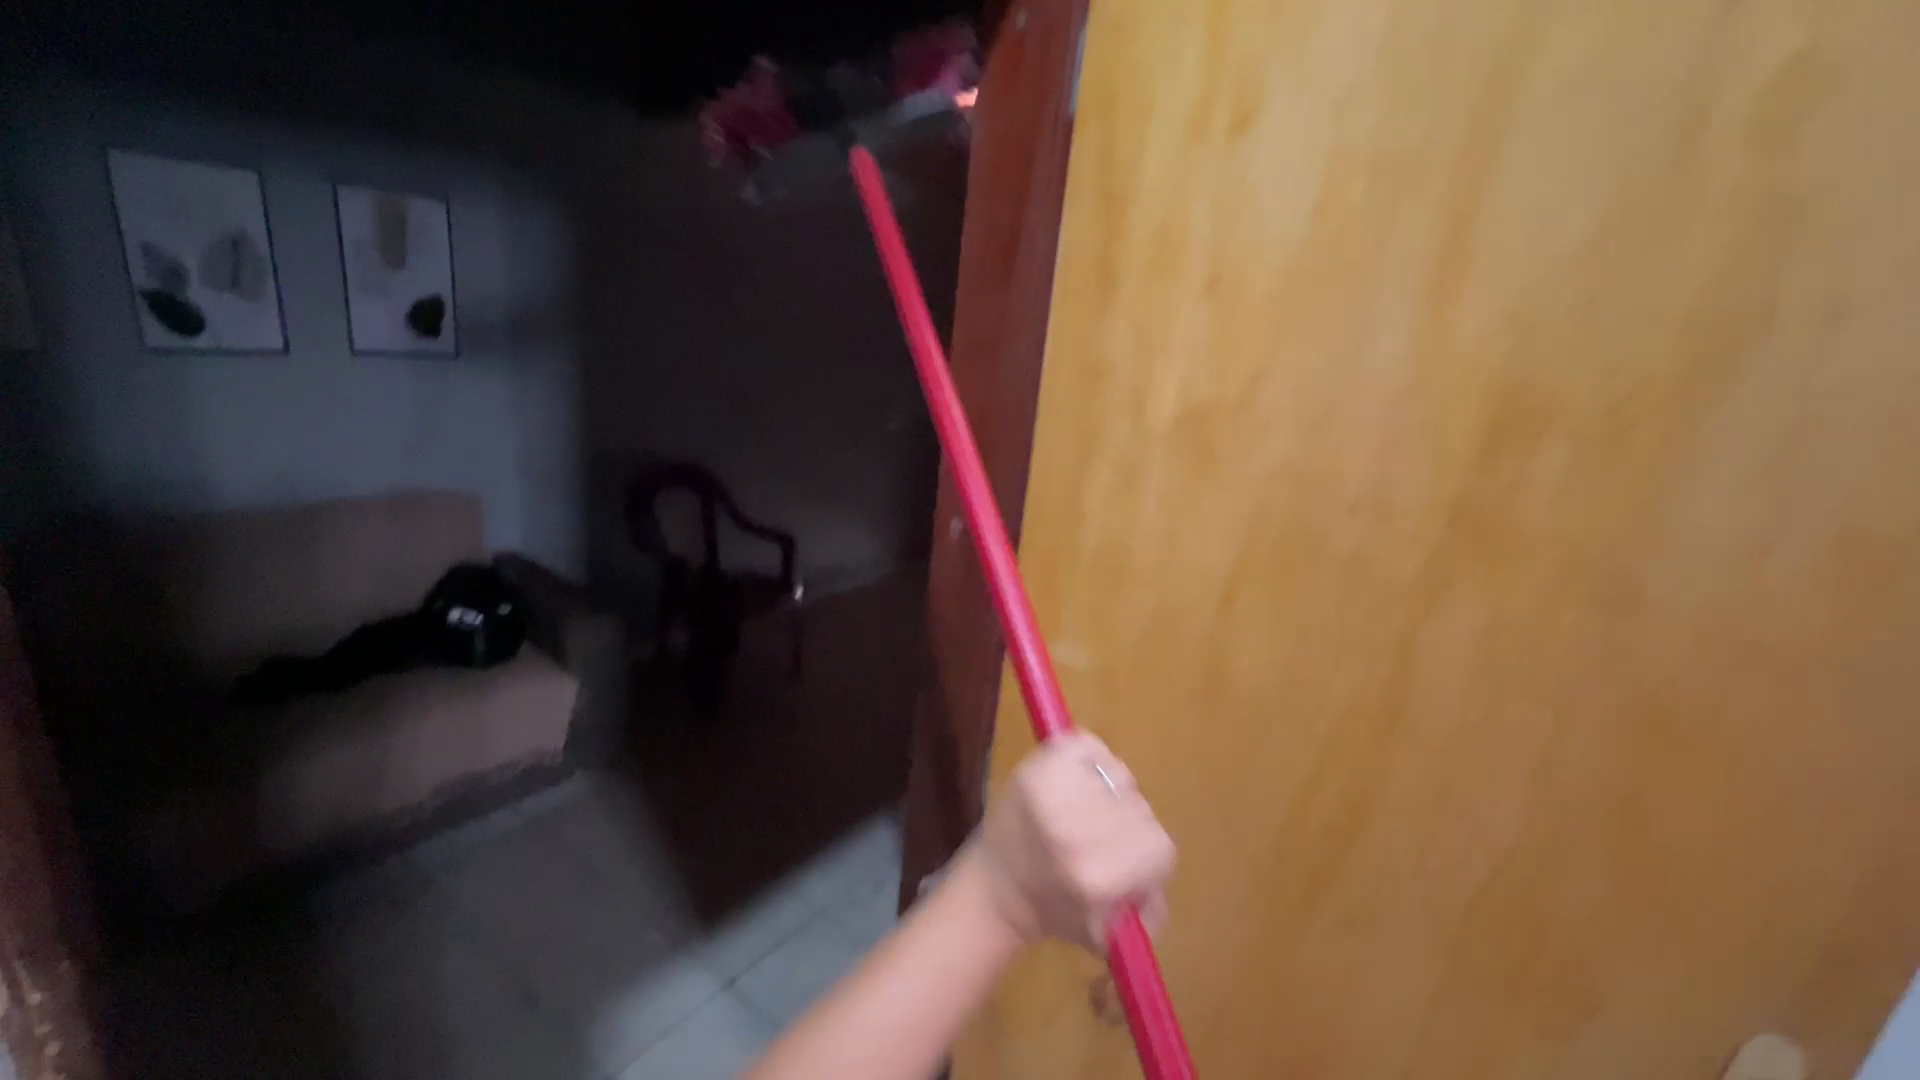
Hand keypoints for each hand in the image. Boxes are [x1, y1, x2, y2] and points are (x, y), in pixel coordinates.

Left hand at [960, 732, 1175, 951]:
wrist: (994, 886)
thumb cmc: (1054, 910)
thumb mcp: (1111, 931)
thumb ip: (1149, 909)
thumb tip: (1158, 880)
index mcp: (1095, 876)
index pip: (1159, 846)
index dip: (1149, 859)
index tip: (1129, 866)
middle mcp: (1072, 830)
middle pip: (1140, 810)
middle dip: (1128, 828)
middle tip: (1103, 841)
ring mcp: (1049, 790)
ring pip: (1120, 778)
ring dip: (1110, 795)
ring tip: (1085, 813)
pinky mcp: (1036, 762)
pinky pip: (1089, 746)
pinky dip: (1091, 760)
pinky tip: (1075, 784)